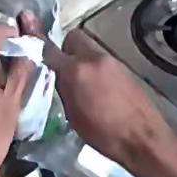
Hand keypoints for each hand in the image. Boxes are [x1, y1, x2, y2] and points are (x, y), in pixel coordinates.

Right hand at [38, 26, 176, 176]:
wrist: (143, 139)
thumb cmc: (104, 135)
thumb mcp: (73, 115)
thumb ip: (63, 89)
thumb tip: (59, 76)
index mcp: (77, 71)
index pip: (50, 49)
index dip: (39, 46)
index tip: (33, 45)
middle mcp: (94, 59)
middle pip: (73, 38)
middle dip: (65, 48)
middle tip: (62, 68)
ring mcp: (112, 61)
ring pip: (89, 48)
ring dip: (81, 58)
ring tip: (80, 82)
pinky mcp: (125, 68)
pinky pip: (102, 59)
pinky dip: (95, 67)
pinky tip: (96, 88)